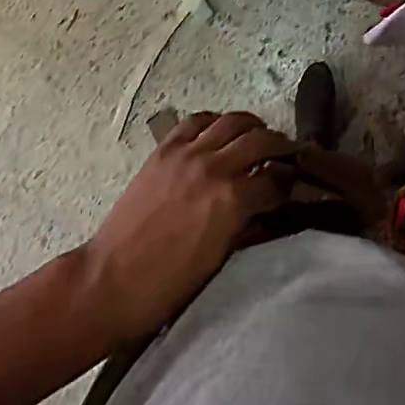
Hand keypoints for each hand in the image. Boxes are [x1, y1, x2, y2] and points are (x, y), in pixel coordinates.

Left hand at [82, 112, 294, 339]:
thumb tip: (267, 205)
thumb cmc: (168, 284)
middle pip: (260, 140)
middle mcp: (214, 168)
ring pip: (232, 121)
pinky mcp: (165, 149)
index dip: (288, 182)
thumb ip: (247, 223)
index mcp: (232, 201)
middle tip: (286, 152)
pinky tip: (220, 129)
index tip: (294, 182)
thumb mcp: (219, 258)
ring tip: (258, 133)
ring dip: (252, 125)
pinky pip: (196, 121)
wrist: (111, 281)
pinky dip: (214, 120)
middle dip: (280, 145)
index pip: (275, 180)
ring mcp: (188, 154)